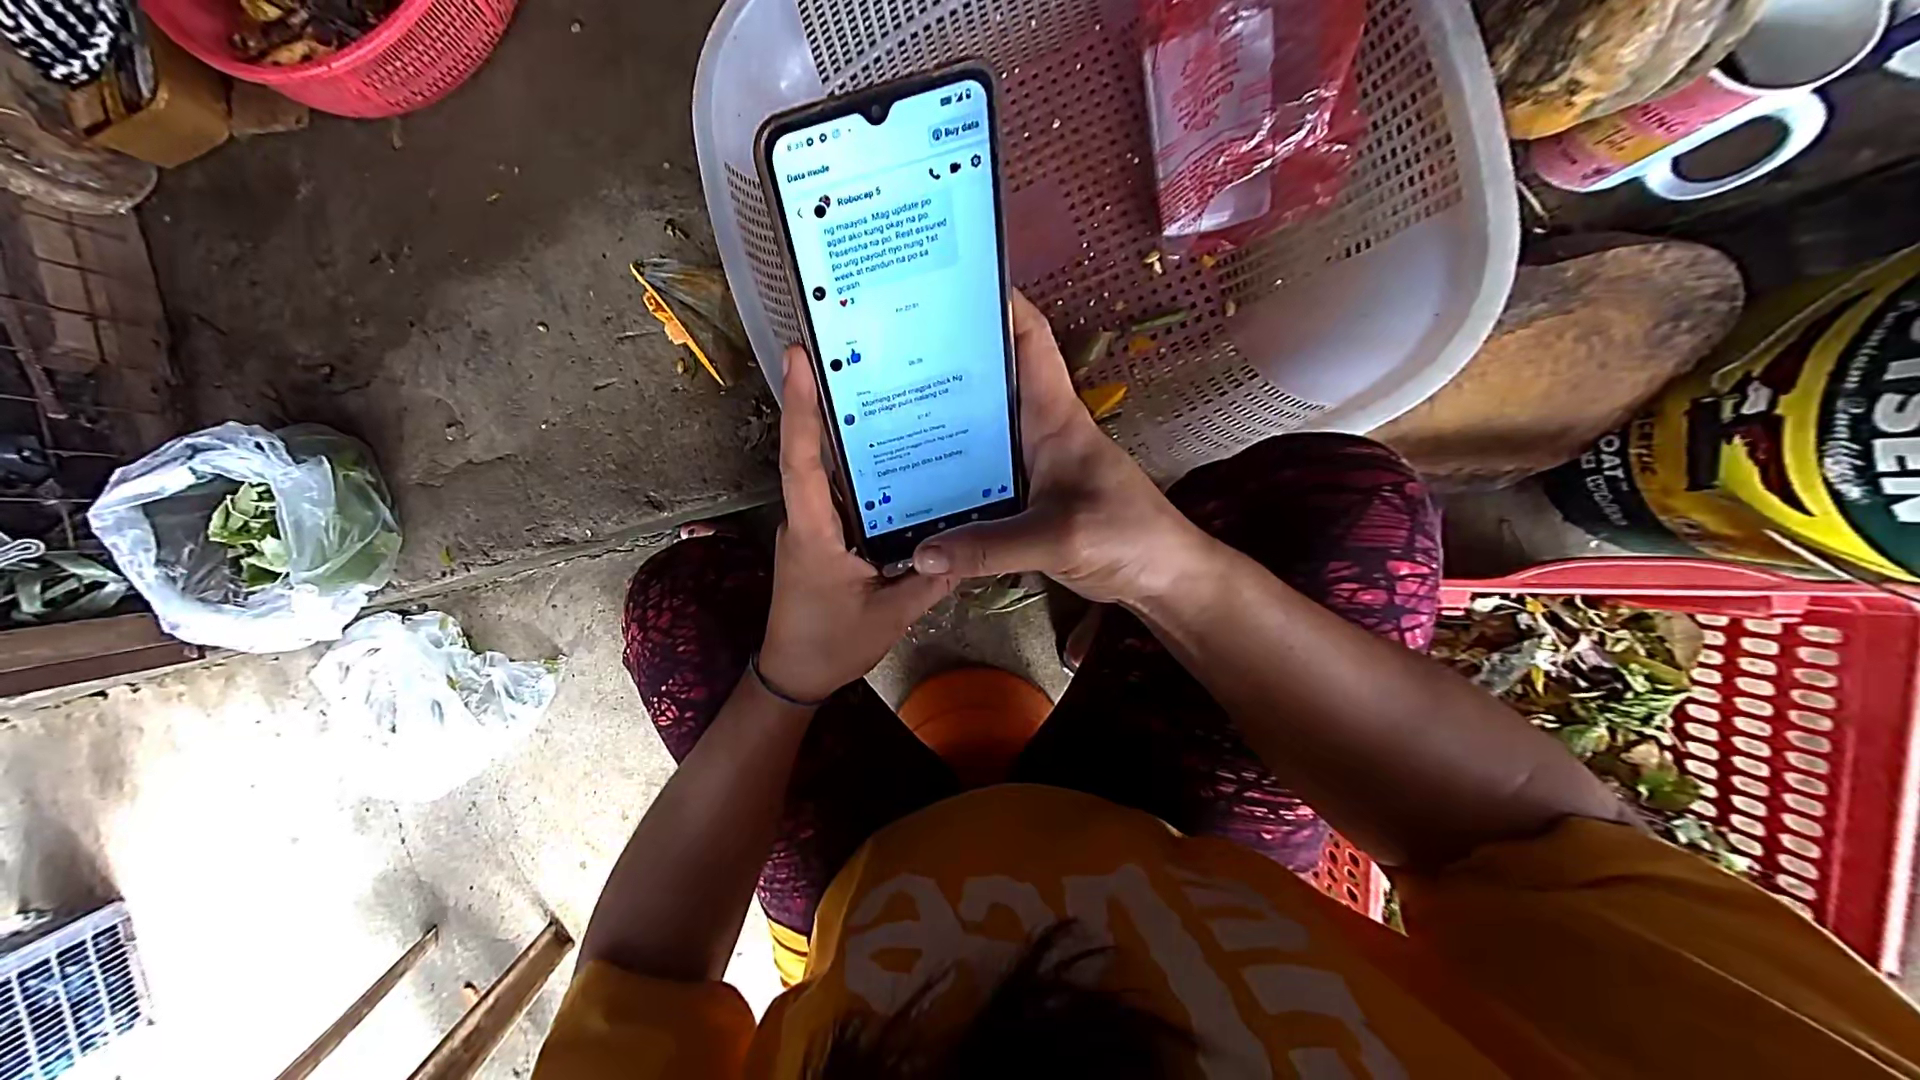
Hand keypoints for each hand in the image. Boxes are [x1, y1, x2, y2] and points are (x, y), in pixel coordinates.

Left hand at [757, 346, 956, 702]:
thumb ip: (930, 577)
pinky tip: (892, 461)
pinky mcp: (821, 537)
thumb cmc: (831, 644)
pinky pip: (838, 494)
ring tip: (879, 394)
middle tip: (851, 356)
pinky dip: (857, 471)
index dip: (799, 407)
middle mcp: (805, 519)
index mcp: (813, 532)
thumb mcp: (890, 614)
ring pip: (825, 472)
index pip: (802, 461)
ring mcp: (811, 527)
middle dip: (821, 401)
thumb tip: (967, 543)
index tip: (799, 359)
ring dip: (842, 433)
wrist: (793, 674)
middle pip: (810, 451)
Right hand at [910, 289, 1210, 605]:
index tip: (948, 284)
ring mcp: (1026, 467)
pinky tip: (910, 487)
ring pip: (975, 434)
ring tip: (880, 415)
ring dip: (937, 425)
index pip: (1029, 340)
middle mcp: (1034, 432)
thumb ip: (990, 548)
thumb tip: (921, 554)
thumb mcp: (1060, 537)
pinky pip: (975, 480)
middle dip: (942, 363)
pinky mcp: (1021, 501)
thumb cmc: (1129, 536)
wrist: (1160, 576)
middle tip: (884, 353)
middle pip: (986, 384)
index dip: (999, 303)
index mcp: (1054, 416)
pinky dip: (946, 479)